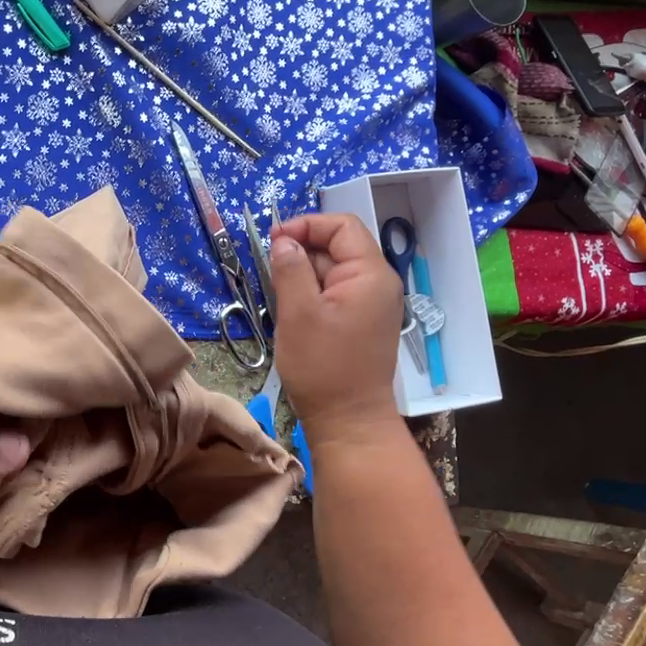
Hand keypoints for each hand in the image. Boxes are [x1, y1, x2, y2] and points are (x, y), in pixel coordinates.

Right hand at [268, 214, 404, 438]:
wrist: (348, 420)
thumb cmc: (323, 366)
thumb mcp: (298, 313)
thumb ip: (290, 270)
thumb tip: (283, 241)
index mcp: (370, 275)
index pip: (342, 227)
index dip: (306, 225)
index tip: (272, 239)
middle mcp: (377, 283)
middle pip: (337, 247)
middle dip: (301, 251)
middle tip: (268, 270)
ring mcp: (371, 304)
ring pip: (332, 270)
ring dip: (302, 273)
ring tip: (277, 293)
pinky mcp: (361, 321)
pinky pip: (335, 292)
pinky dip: (311, 292)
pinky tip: (291, 309)